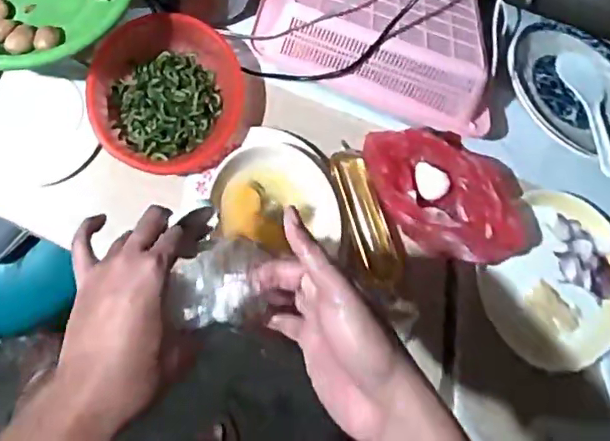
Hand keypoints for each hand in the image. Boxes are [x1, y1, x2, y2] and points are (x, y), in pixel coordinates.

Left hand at [0, 207, 192, 440]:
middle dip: (170, 222)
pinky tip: (100, 221)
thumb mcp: (177, 356)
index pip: (179, 235)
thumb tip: (206, 328)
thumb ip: (194, 335)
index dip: (195, 227)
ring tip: (154, 246)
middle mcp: (129, 258)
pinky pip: (81, 244)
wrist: (86, 396)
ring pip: (125, 234)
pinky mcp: (83, 280)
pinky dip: (89, 228)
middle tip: (183, 239)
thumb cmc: (134, 375)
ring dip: (142, 236)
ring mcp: (103, 267)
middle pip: (152, 221)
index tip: (207, 227)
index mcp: (154, 270)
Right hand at [255, 208, 464, 440]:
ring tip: (233, 297)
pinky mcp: (310, 348)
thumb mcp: (336, 290)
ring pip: (283, 300)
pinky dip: (268, 320)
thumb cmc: (360, 337)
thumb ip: (310, 254)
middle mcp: (319, 295)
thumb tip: (288, 210)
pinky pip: (284, 325)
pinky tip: (249, 320)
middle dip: (261, 278)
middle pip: (285, 279)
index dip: (267, 261)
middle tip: (229, 282)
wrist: (380, 399)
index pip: (291, 261)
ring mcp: (314, 322)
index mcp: (327, 278)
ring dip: (262, 297)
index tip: (237, 261)